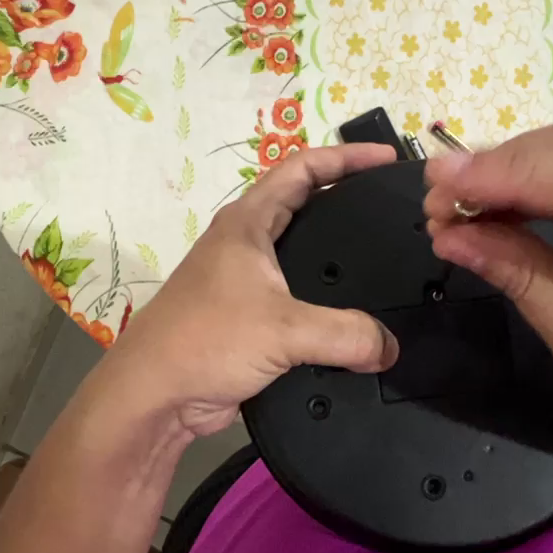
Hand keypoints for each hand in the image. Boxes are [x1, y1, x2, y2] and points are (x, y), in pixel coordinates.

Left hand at [94, 143, 402, 437]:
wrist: (158, 396)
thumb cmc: (207, 341)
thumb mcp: (285, 329)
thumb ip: (347, 335)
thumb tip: (389, 348)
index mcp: (248, 223)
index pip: (302, 168)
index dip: (346, 157)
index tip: (388, 159)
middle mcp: (247, 246)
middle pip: (307, 210)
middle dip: (350, 206)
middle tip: (394, 213)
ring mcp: (248, 285)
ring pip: (307, 264)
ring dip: (341, 265)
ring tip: (386, 268)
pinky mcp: (252, 323)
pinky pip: (303, 307)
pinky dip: (330, 310)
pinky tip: (359, 324)